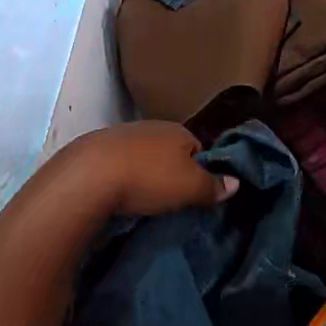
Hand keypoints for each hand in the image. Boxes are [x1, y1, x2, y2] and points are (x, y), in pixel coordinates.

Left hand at [56, 121, 239, 217]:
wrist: (90, 174)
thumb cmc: (149, 178)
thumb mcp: (190, 188)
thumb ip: (213, 185)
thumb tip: (236, 182)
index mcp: (178, 130)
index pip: (197, 147)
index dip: (198, 170)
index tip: (194, 193)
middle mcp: (152, 126)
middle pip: (169, 150)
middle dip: (170, 171)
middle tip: (169, 199)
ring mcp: (122, 134)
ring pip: (143, 155)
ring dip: (144, 173)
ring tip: (143, 199)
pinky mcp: (97, 148)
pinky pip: (119, 162)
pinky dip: (121, 176)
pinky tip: (118, 193)